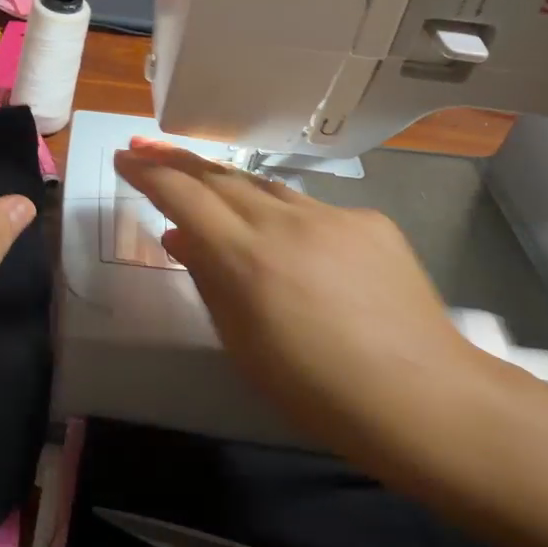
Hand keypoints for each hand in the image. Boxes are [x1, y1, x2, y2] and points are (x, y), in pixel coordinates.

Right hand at [113, 138, 494, 461]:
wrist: (423, 398)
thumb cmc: (316, 390)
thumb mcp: (242, 344)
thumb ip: (207, 280)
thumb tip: (179, 237)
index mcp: (246, 257)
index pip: (183, 195)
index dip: (148, 172)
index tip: (124, 157)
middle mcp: (285, 221)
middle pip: (220, 177)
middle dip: (177, 160)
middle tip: (146, 148)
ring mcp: (333, 216)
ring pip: (267, 189)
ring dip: (231, 186)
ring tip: (210, 192)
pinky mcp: (371, 222)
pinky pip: (314, 211)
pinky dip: (288, 220)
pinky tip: (294, 248)